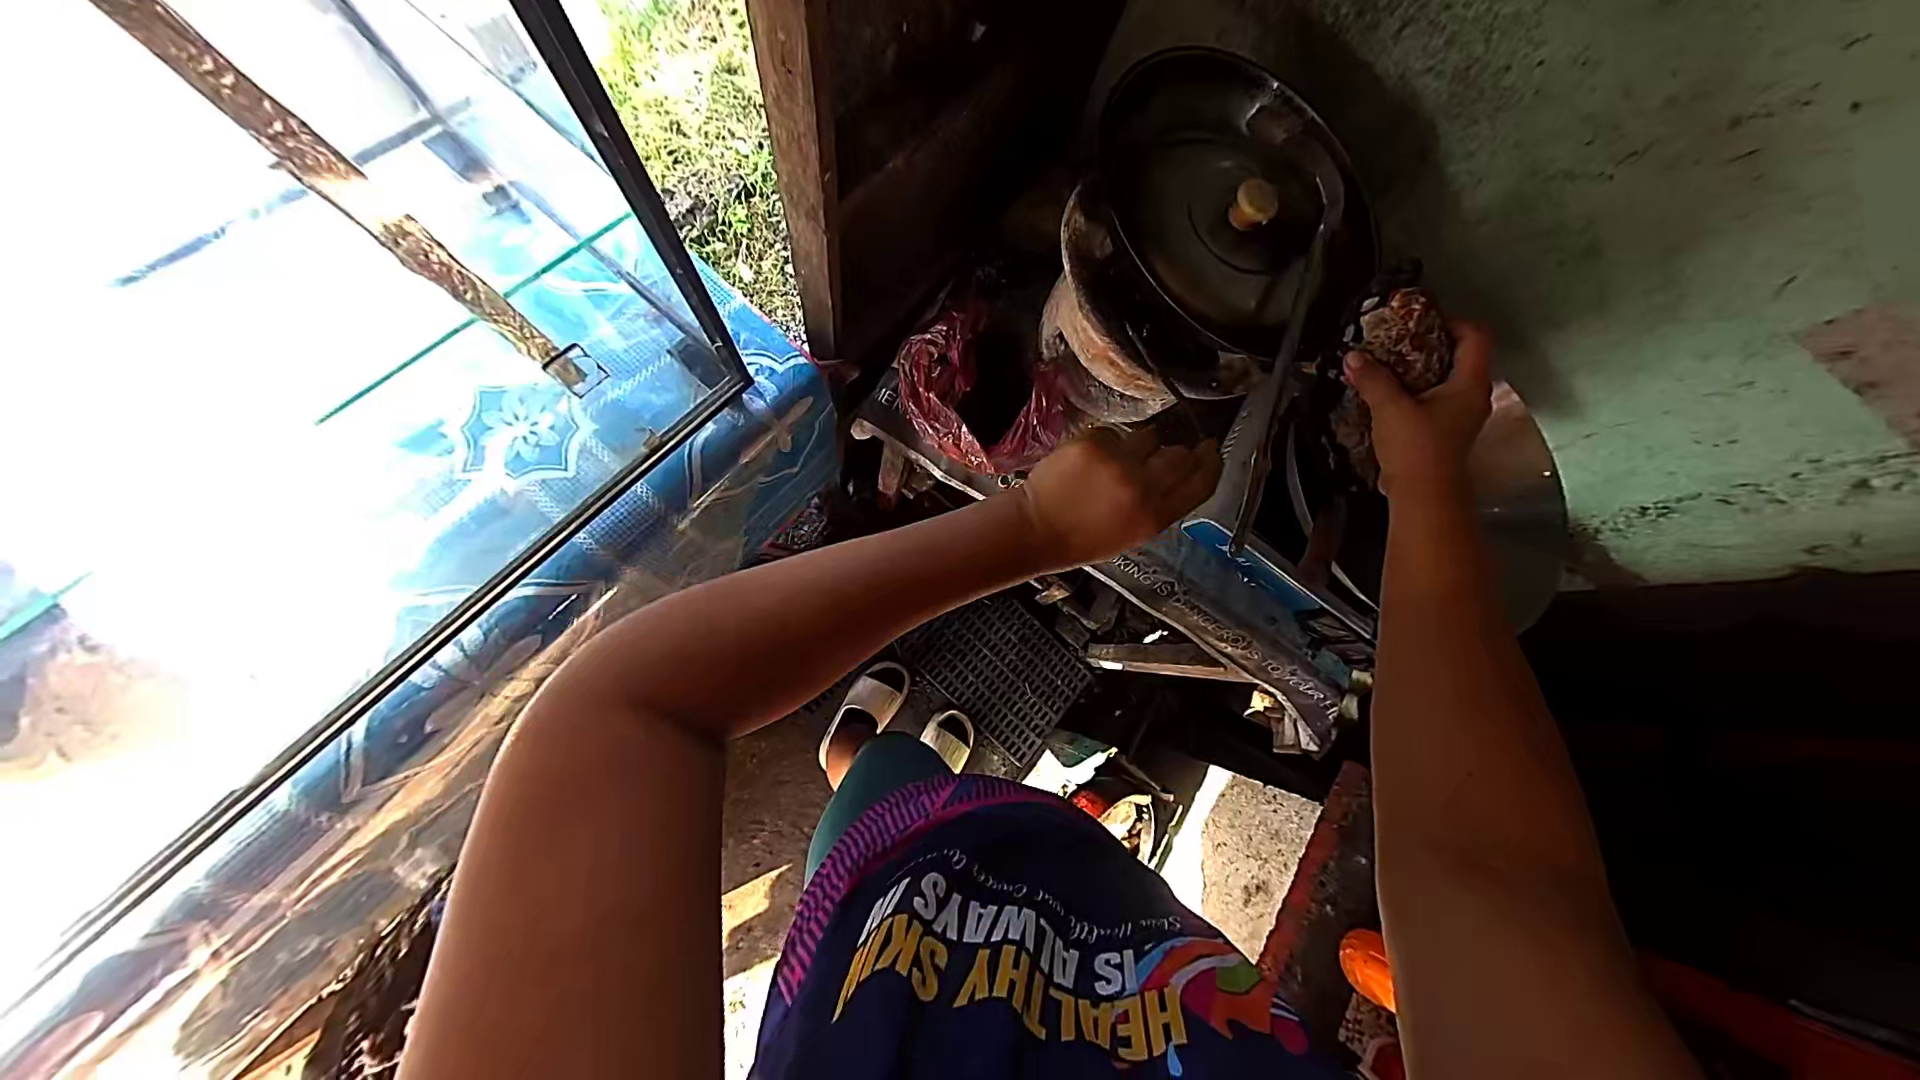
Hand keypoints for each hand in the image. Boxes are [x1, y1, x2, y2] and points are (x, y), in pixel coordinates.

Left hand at [1014, 428, 1220, 567]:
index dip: (1211, 463)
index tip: (1211, 451)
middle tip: (1160, 456)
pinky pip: (1114, 433)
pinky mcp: (1093, 443)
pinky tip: (1090, 463)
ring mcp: (1117, 462)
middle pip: (1180, 455)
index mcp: (1155, 516)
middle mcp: (1142, 487)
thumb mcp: (1132, 534)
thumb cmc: (1079, 539)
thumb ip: (1159, 507)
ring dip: (1138, 447)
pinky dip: (1106, 444)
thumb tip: (1178, 478)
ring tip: (1113, 466)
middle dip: (1174, 453)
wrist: (1036, 529)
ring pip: (1148, 438)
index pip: (1201, 482)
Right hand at [1343, 320, 1493, 499]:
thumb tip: (1352, 356)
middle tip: (1395, 342)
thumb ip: (1373, 380)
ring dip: (1417, 371)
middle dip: (1427, 346)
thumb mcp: (1391, 408)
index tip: (1419, 321)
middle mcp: (1472, 396)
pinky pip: (1432, 400)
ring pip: (1443, 380)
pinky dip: (1413, 391)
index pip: (1475, 336)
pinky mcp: (1444, 432)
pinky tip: (1388, 395)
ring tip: (1386, 367)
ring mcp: (1460, 416)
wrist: (1423, 495)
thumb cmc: (1416, 448)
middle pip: (1459, 357)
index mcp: (1470, 384)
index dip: (1452, 322)